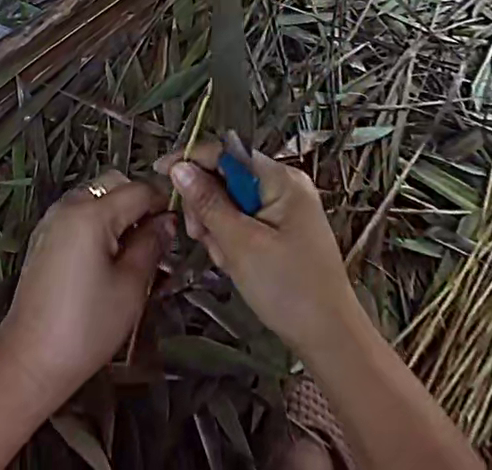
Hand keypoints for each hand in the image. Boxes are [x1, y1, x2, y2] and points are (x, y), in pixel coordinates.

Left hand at [0, 169, 173, 392]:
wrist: (30, 359)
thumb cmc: (86, 326)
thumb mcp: (131, 287)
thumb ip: (152, 245)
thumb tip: (167, 221)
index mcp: (91, 213)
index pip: (138, 189)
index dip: (162, 203)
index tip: (177, 226)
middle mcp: (69, 205)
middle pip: (114, 184)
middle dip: (139, 203)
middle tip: (156, 238)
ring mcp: (52, 219)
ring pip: (96, 196)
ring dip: (118, 211)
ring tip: (133, 250)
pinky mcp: (44, 235)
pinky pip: (79, 212)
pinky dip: (98, 221)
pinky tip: (107, 256)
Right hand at [157, 142, 366, 356]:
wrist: (331, 339)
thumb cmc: (289, 289)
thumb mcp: (240, 243)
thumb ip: (207, 202)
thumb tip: (179, 167)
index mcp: (281, 178)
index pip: (226, 153)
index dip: (191, 160)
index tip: (160, 172)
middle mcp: (285, 185)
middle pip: (226, 177)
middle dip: (207, 206)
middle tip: (200, 236)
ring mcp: (285, 208)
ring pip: (231, 202)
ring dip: (218, 228)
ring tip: (226, 259)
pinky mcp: (282, 230)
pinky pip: (244, 220)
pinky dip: (232, 239)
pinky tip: (235, 263)